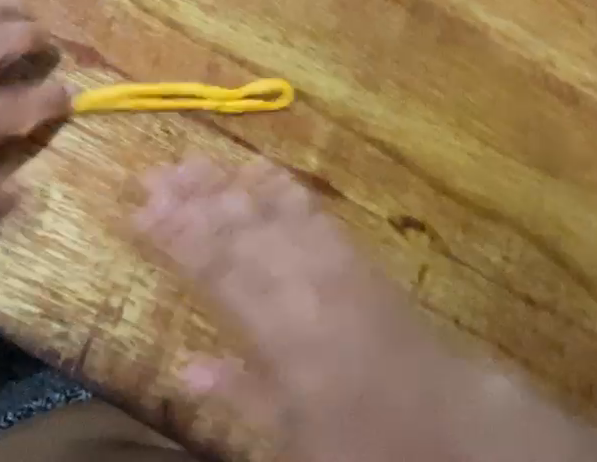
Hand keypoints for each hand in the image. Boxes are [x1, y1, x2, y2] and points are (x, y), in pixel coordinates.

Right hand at [137, 159, 596, 461]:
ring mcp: (336, 267)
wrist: (456, 428)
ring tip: (193, 162)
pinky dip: (283, 191)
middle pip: (241, 232)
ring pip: (272, 214)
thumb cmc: (367, 442)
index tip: (140, 208)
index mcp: (283, 334)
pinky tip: (262, 173)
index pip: (217, 271)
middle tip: (154, 172)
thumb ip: (241, 393)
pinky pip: (314, 215)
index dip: (176, 236)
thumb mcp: (296, 439)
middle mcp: (306, 288)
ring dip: (229, 186)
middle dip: (194, 200)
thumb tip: (187, 367)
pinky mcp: (360, 260)